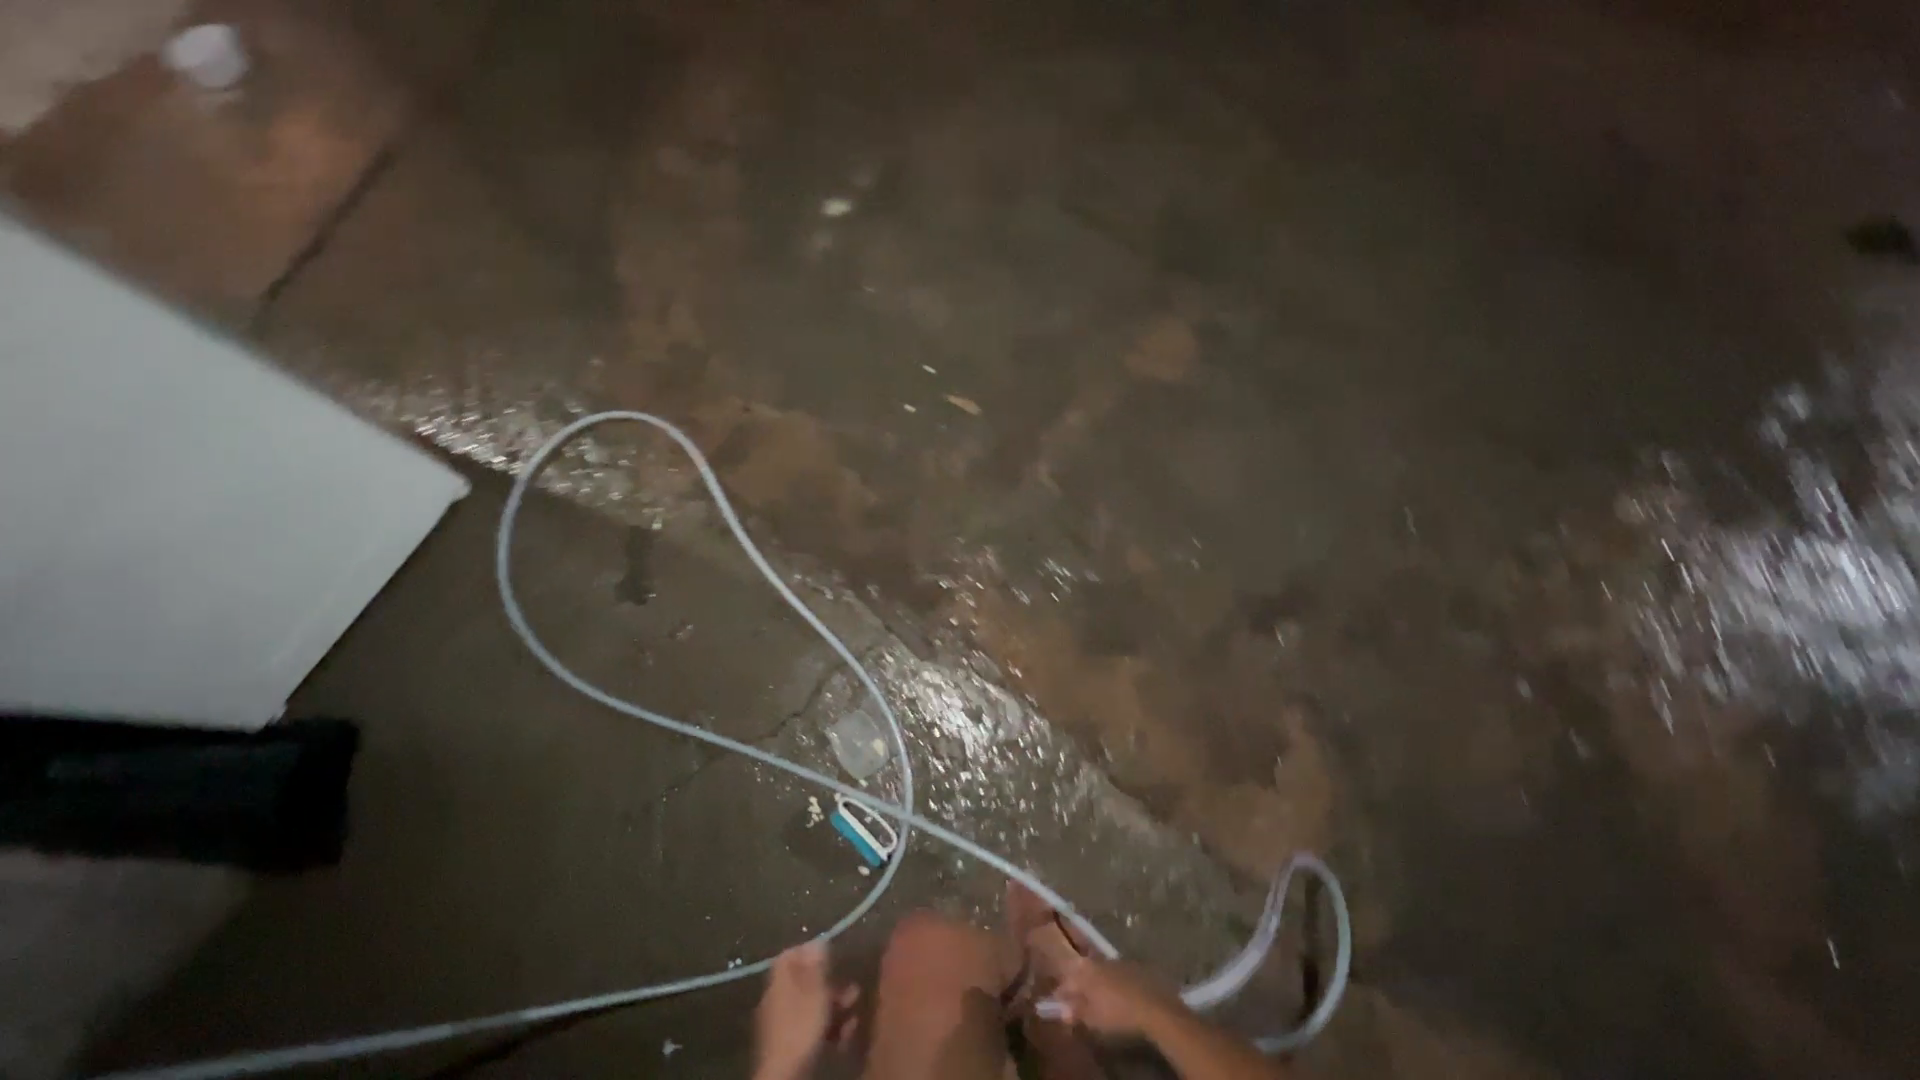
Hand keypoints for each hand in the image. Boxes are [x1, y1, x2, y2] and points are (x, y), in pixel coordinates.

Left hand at [753, 943, 855, 1079]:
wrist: (784, 1073)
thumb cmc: (801, 1026)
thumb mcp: (814, 992)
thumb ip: (816, 966)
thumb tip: (817, 940)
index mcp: (779, 982)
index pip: (788, 955)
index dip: (808, 951)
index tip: (830, 953)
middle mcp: (777, 999)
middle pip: (804, 983)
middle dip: (831, 984)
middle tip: (853, 989)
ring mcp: (782, 1022)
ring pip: (811, 1006)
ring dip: (835, 1007)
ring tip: (855, 1012)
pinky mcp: (790, 1044)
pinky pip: (811, 1028)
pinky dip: (829, 1028)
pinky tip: (846, 1034)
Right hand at [1052, 955, 1180, 1037]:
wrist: (1156, 1008)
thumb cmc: (1118, 1014)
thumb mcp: (1092, 1019)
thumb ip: (1075, 1012)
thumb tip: (1062, 1010)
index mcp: (1085, 971)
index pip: (1066, 981)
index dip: (1061, 994)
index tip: (1059, 1005)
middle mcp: (1099, 961)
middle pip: (1083, 972)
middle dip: (1079, 986)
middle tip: (1079, 1001)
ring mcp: (1119, 962)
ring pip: (1101, 972)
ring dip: (1097, 983)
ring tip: (1099, 1000)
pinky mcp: (1136, 967)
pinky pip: (1118, 974)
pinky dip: (1114, 984)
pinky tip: (1119, 996)